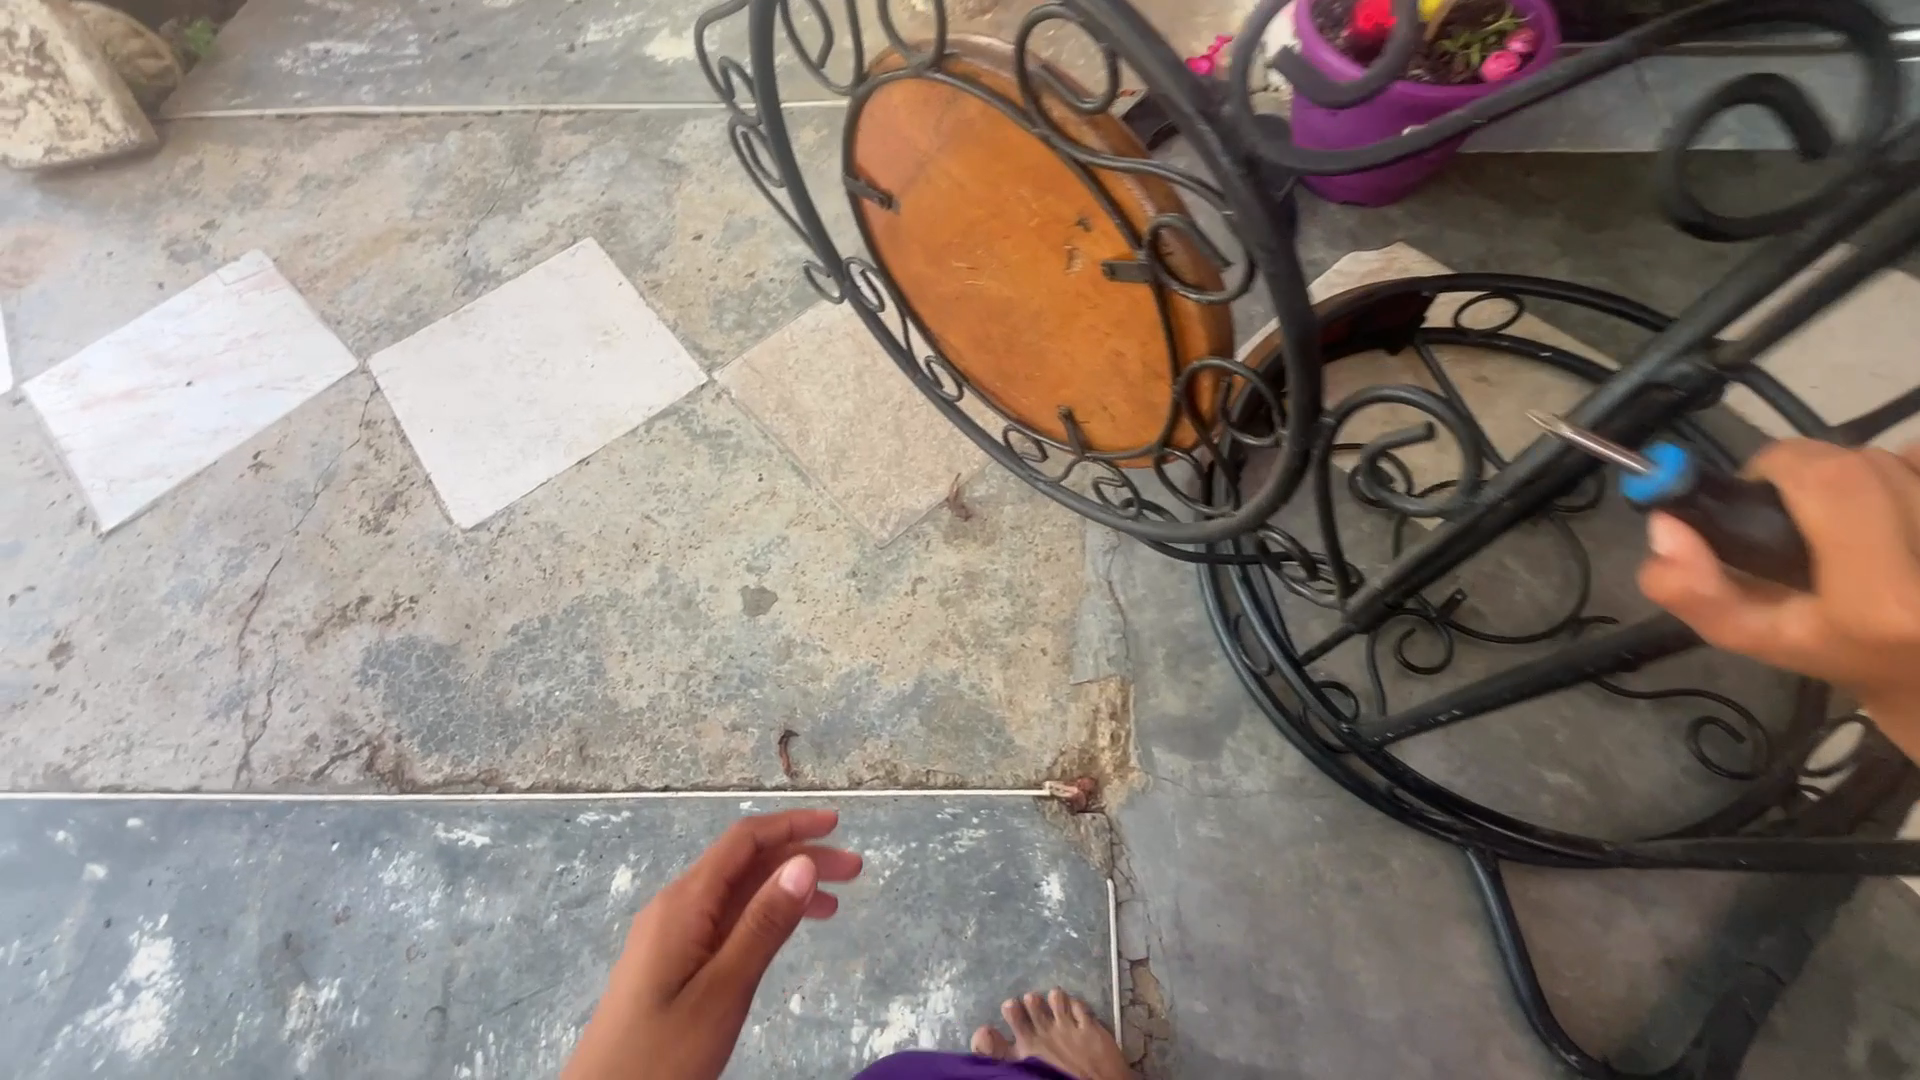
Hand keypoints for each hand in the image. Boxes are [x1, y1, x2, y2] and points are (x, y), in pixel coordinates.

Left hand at [563, 809, 863, 1079]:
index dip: (792, 825)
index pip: (744, 840)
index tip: (836, 825)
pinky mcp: (671, 961)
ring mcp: (671, 934)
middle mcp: (676, 906)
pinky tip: (786, 931)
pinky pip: (726, 920)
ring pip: (738, 892)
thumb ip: (764, 924)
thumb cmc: (661, 1055)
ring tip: (834, 906)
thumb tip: (803, 863)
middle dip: (800, 857)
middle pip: (746, 863)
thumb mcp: (723, 991)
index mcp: (685, 902)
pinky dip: (764, 916)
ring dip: (786, 888)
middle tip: (854, 871)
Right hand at [1638, 438, 1919, 755]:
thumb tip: (1664, 523)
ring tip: (1846, 516)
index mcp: (1881, 595)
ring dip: (1857, 475)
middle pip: (1863, 464)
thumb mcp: (1741, 634)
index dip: (1781, 466)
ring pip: (1899, 458)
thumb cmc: (1833, 651)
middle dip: (1811, 472)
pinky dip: (1903, 470)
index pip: (1830, 479)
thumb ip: (1685, 589)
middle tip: (1792, 508)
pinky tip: (1895, 506)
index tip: (1756, 488)